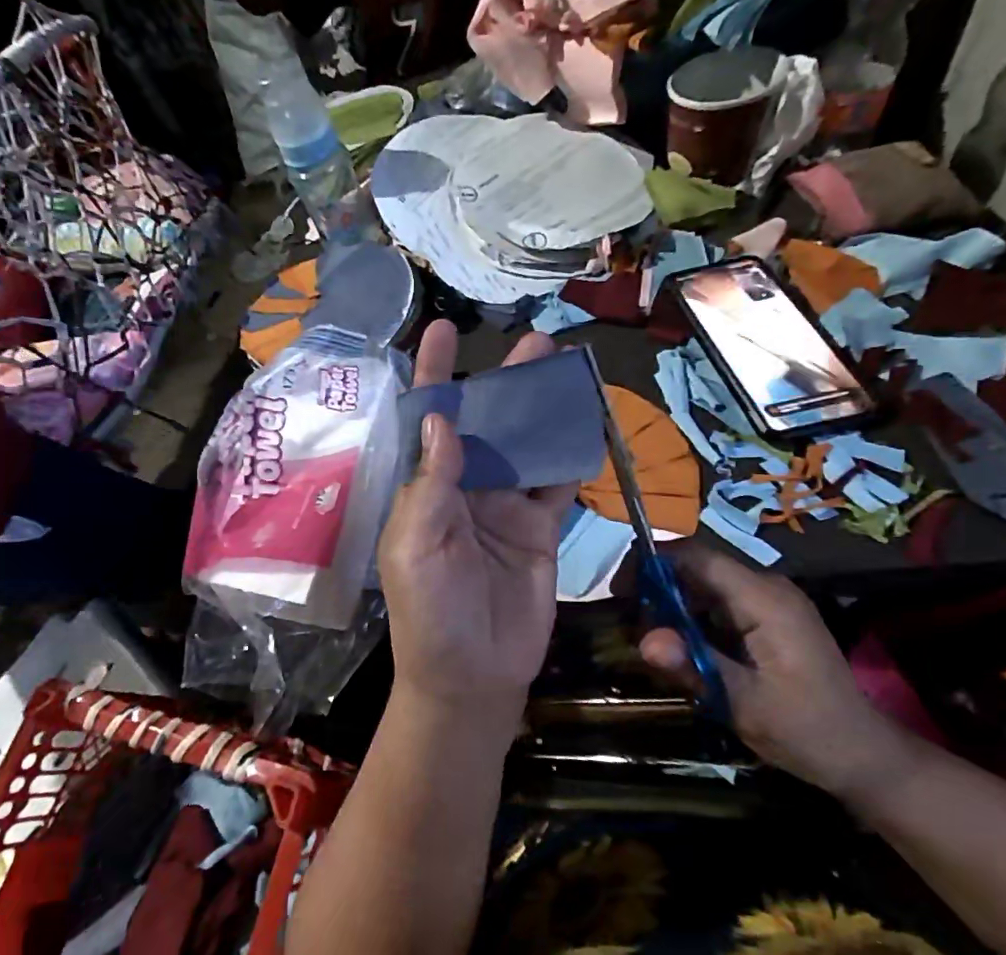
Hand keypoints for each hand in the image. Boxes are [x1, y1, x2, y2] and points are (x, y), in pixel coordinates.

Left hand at [377, 320, 577, 714]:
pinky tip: (589, 423)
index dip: (433, 373)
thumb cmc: (429, 612)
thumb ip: (431, 485)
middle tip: (537, 342)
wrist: (473, 675)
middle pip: (488, 424)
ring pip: (528, 447)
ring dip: (545, 412)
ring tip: (568, 372)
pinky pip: (558, 484)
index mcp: (426, 487)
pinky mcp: (539, 528)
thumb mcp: (416, 548)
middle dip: (507, 382)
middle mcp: (466, 488)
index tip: (442, 329)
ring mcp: (505, 506)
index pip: (429, 420)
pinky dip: (573, 456)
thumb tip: (441, 418)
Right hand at [638, 543, 907, 792]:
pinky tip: (684, 646)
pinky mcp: (773, 618)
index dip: (655, 564)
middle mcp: (768, 588)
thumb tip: (645, 640)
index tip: (621, 590)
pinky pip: (724, 602)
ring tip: (652, 637)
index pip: (698, 558)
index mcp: (763, 599)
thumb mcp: (744, 704)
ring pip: (709, 584)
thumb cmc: (806, 730)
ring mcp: (773, 601)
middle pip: (701, 567)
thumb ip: (694, 667)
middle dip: (660, 586)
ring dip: (676, 603)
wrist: (863, 754)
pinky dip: (696, 617)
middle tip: (632, 622)